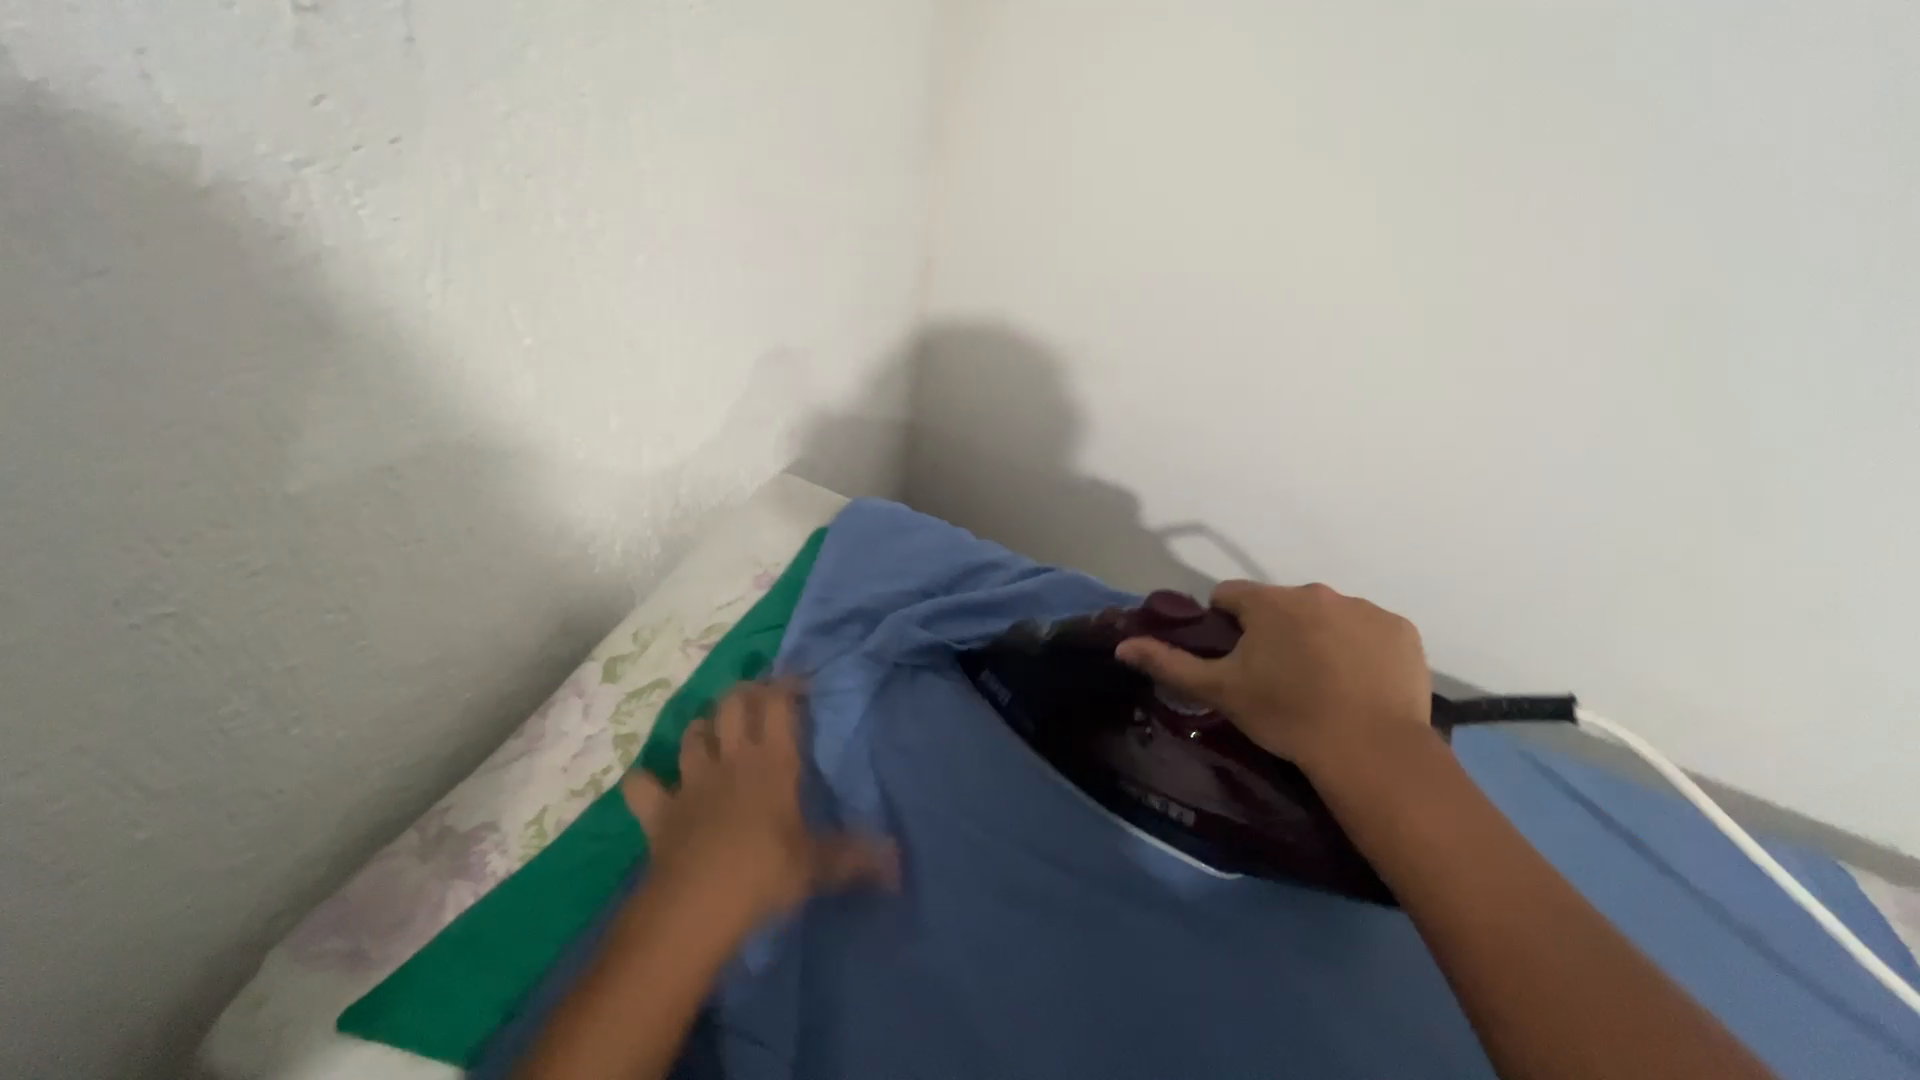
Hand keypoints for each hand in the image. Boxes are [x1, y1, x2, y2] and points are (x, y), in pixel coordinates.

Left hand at [621, 680, 895, 925]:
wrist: (696, 906)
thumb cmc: (765, 874)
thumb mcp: (819, 866)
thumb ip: (856, 858)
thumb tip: (898, 865)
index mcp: (772, 763)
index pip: (778, 704)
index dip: (788, 684)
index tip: (801, 682)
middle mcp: (730, 761)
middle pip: (732, 705)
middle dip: (745, 693)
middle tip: (760, 698)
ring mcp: (690, 783)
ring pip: (692, 735)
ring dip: (702, 728)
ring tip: (714, 732)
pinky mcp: (658, 812)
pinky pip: (642, 786)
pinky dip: (645, 781)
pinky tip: (650, 783)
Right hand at [1114, 580, 1433, 773]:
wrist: (1369, 749)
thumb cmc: (1285, 716)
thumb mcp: (1220, 691)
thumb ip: (1169, 663)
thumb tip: (1123, 645)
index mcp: (1268, 602)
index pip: (1231, 597)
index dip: (1226, 625)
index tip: (1236, 660)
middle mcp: (1316, 592)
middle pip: (1282, 605)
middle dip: (1276, 631)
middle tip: (1280, 679)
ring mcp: (1364, 609)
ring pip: (1328, 616)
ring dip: (1320, 638)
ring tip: (1324, 686)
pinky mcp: (1401, 630)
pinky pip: (1371, 632)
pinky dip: (1362, 650)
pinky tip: (1361, 685)